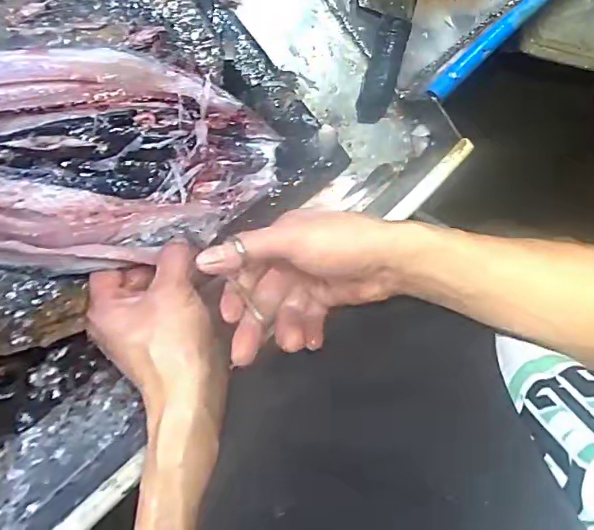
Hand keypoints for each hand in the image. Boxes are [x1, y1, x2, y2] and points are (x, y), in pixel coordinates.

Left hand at [87, 242, 225, 413]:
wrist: (191, 394)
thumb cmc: (173, 341)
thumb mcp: (174, 287)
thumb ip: (174, 255)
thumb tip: (178, 242)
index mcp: (102, 308)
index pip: (112, 262)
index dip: (138, 248)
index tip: (165, 240)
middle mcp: (111, 319)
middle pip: (134, 275)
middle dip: (161, 263)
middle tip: (187, 253)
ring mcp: (133, 332)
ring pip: (153, 290)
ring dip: (175, 279)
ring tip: (197, 269)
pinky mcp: (155, 340)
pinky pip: (164, 306)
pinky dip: (180, 296)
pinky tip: (200, 289)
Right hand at [195, 210, 416, 366]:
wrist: (390, 260)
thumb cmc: (340, 244)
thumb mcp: (292, 241)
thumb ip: (249, 250)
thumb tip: (203, 258)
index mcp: (281, 237)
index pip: (246, 266)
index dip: (235, 293)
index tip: (227, 319)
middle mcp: (292, 256)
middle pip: (264, 293)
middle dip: (255, 323)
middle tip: (244, 356)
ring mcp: (310, 277)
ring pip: (285, 309)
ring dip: (286, 329)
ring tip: (295, 345)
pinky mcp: (327, 295)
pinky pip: (308, 316)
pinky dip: (308, 330)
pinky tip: (313, 341)